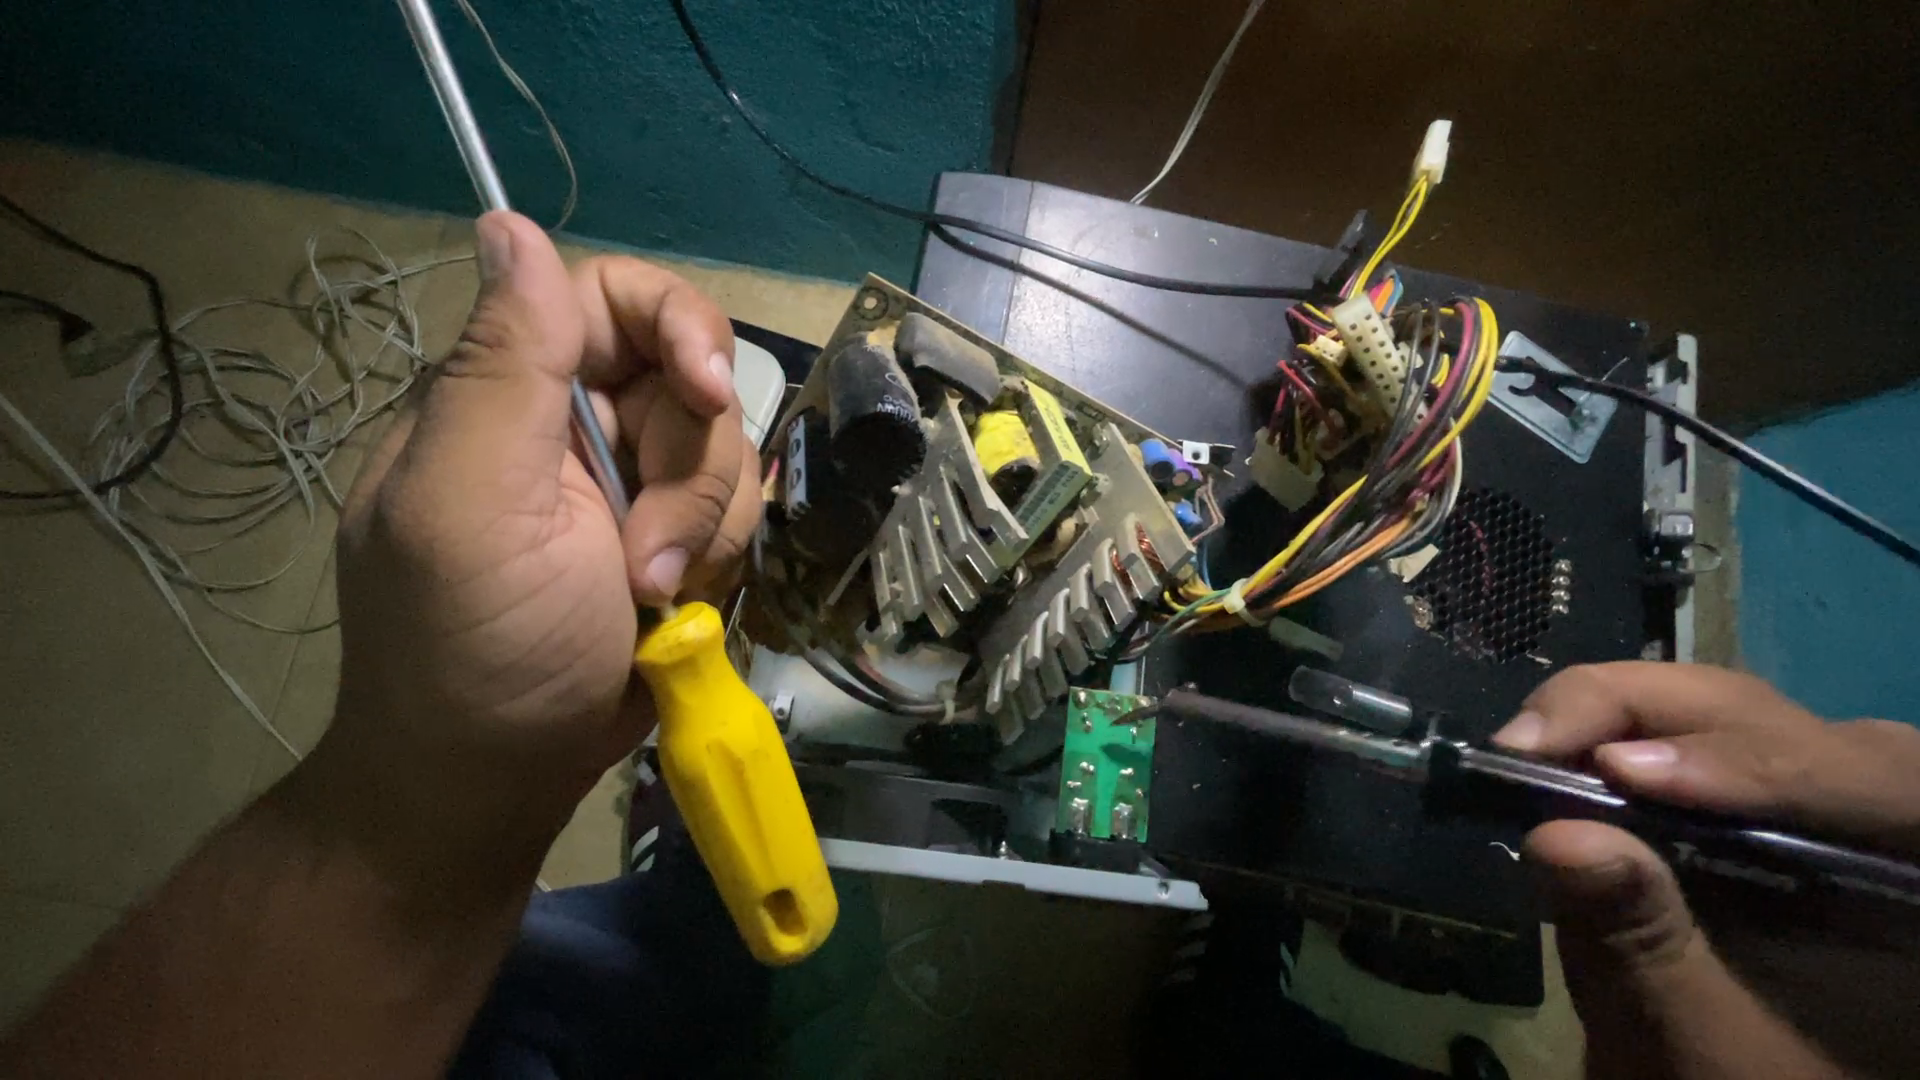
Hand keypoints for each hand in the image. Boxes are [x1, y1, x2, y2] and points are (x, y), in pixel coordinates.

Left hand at [304, 211, 761, 891]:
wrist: (500, 778)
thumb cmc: (474, 647)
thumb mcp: (475, 505)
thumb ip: (499, 367)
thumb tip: (507, 221)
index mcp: (511, 394)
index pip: (617, 299)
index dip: (680, 328)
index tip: (708, 393)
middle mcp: (577, 424)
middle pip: (694, 387)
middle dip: (691, 475)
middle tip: (646, 560)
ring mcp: (633, 486)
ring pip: (727, 458)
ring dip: (701, 534)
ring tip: (651, 600)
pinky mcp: (673, 539)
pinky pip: (733, 517)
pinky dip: (712, 563)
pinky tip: (670, 611)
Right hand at [1495, 662, 1919, 1078]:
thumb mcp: (1702, 1041)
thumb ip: (1640, 942)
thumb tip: (1559, 836)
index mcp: (1913, 882)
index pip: (1874, 785)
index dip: (1756, 760)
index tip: (1622, 772)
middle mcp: (1865, 822)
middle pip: (1766, 720)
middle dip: (1641, 712)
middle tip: (1532, 741)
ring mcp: (1782, 799)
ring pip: (1708, 709)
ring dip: (1608, 712)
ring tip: (1525, 745)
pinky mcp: (1708, 794)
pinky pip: (1659, 730)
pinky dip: (1590, 728)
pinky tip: (1538, 750)